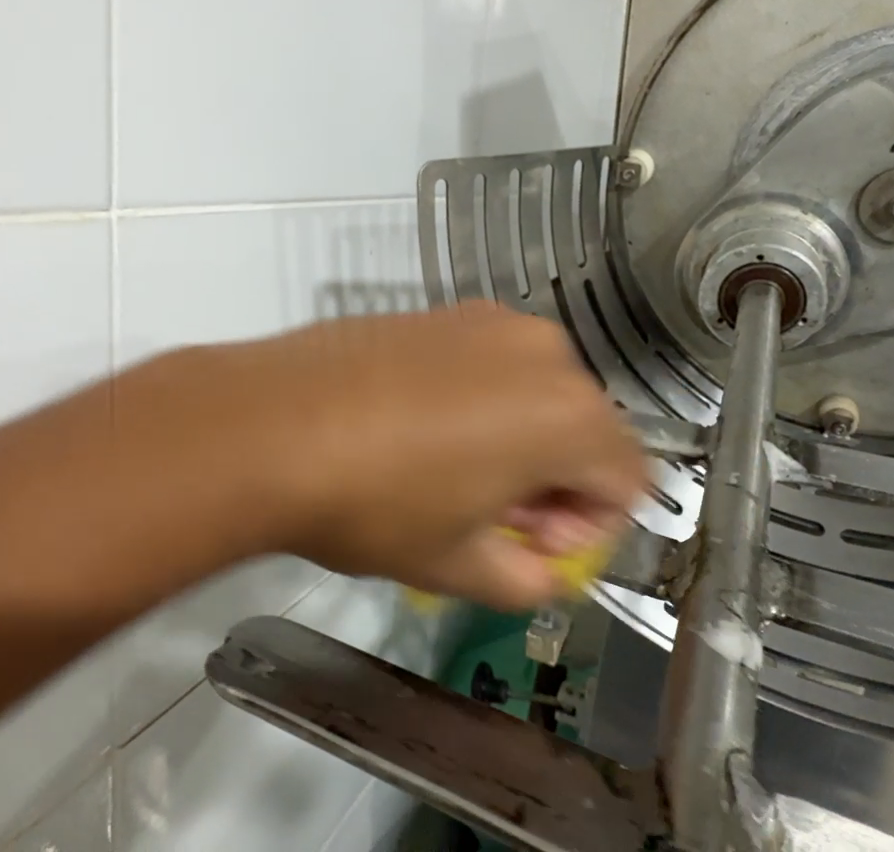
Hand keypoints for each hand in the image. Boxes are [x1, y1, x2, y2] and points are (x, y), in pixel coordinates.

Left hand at [135, 304, 650, 608]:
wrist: (266, 424)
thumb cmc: (373, 502)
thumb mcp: (459, 567)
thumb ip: (530, 582)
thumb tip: (544, 570)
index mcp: (569, 416)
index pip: (627, 482)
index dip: (589, 529)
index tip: (531, 547)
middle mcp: (545, 352)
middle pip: (585, 432)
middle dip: (554, 484)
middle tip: (490, 519)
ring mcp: (489, 321)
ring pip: (538, 396)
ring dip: (518, 443)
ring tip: (450, 477)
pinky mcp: (442, 311)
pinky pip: (492, 366)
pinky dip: (482, 404)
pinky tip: (420, 434)